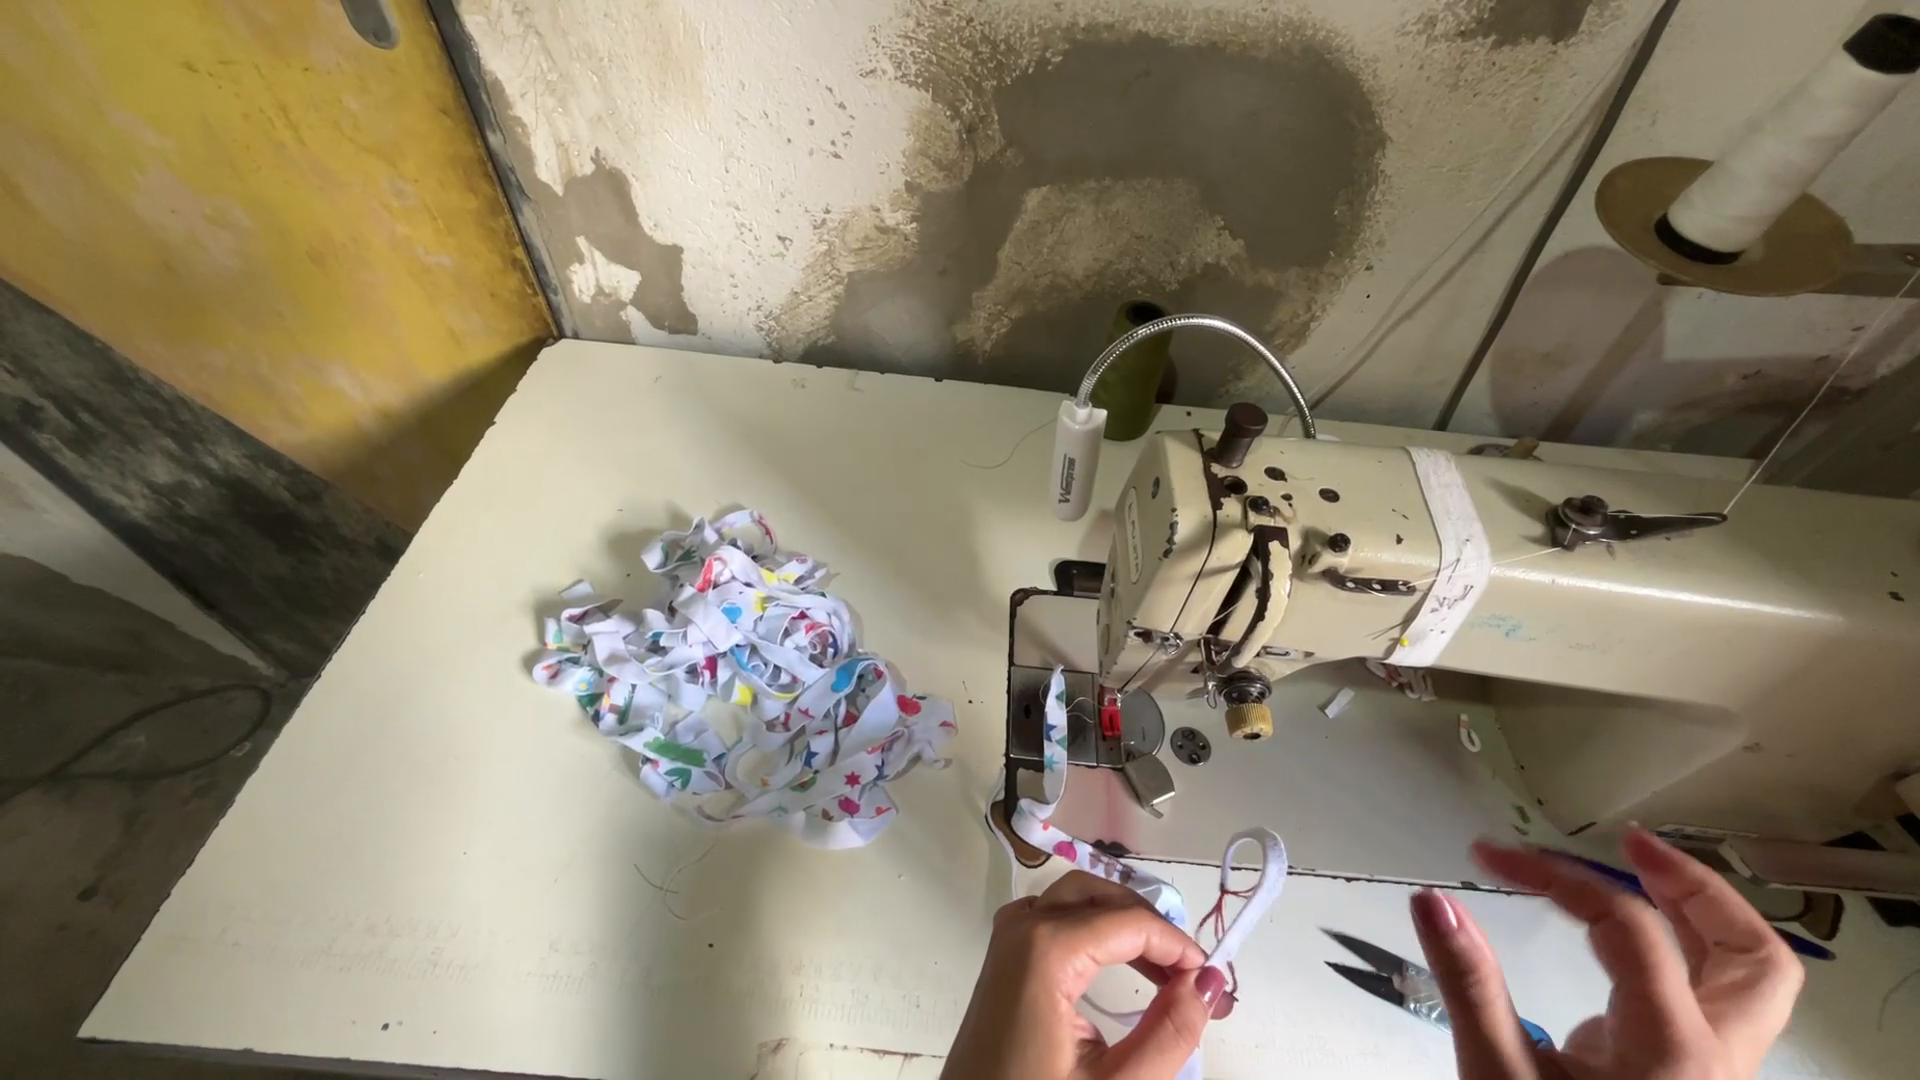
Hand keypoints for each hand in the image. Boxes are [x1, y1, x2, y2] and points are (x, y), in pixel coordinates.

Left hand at [943, 870, 1228, 1079]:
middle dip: (1151, 928)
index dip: (1177, 945)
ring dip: (1124, 923)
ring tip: (1166, 974)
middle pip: (1102, 897)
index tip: (1212, 982)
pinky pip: (1055, 915)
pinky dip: (1093, 927)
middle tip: (1192, 978)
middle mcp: (1023, 925)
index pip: (1129, 922)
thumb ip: (1168, 1034)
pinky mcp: (1004, 953)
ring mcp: (1008, 934)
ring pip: (1078, 898)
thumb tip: (1207, 985)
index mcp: (1047, 949)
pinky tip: (1119, 964)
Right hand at [1411, 828, 1803, 1079]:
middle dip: (1694, 885)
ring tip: (1641, 869)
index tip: (1486, 856)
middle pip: (1754, 956)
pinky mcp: (1692, 1076)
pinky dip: (1684, 947)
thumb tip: (1432, 901)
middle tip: (1628, 840)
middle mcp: (1717, 1054)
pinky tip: (1622, 939)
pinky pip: (1716, 997)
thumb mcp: (1500, 1076)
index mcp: (1672, 1047)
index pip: (1625, 924)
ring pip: (1753, 981)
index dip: (1554, 875)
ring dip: (1704, 915)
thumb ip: (1469, 986)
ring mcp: (1715, 1069)